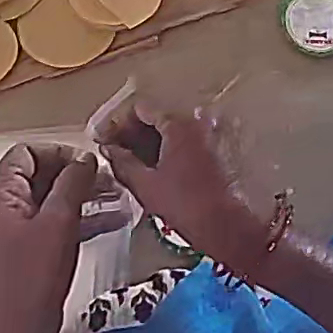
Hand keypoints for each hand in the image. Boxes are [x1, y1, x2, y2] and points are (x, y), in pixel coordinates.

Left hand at [0, 142, 97, 332]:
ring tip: (118, 196)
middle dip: (76, 174)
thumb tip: (86, 159)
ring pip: (50, 199)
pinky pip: (52, 222)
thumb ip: (73, 183)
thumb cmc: (31, 278)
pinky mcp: (24, 251)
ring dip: (83, 195)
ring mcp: (10, 231)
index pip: (26, 154)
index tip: (90, 163)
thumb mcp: (58, 222)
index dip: (60, 153)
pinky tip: (113, 220)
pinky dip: (79, 218)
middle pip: (39, 175)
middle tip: (110, 179)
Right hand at [98, 101, 271, 273]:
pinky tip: (154, 163)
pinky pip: (187, 137)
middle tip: (113, 148)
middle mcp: (199, 120)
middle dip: (133, 129)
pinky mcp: (219, 146)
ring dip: (150, 138)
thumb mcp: (147, 185)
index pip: (142, 107)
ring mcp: (211, 132)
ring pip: (173, 127)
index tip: (103, 138)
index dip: (118, 121)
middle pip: (159, 115)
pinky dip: (168, 145)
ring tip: (129, 158)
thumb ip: (123, 161)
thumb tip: (107, 149)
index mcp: (180, 124)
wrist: (229, 225)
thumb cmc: (186, 205)